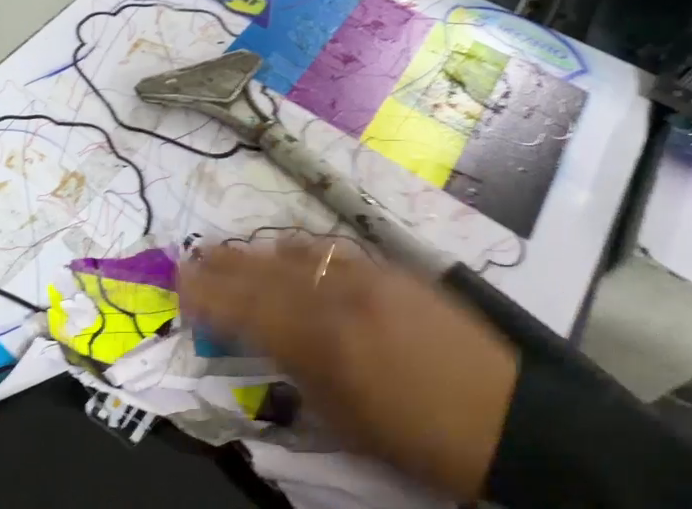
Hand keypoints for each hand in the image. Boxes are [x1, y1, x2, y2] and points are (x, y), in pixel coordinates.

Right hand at [178, 243, 518, 501]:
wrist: (511, 420)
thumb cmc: (422, 441)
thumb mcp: (346, 423)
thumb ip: (297, 374)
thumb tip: (262, 344)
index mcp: (322, 342)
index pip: (245, 308)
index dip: (207, 295)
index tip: (180, 287)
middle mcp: (337, 298)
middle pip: (262, 273)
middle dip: (221, 266)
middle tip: (190, 259)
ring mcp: (367, 278)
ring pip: (294, 254)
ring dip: (255, 254)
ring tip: (228, 253)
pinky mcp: (393, 271)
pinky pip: (331, 250)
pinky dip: (300, 250)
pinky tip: (286, 251)